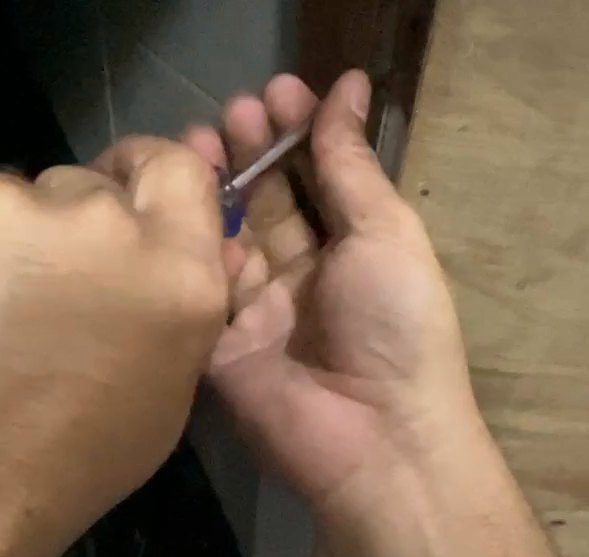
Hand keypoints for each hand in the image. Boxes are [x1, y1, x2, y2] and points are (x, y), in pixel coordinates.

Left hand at [0, 140, 228, 556]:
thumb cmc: (53, 477)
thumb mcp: (157, 405)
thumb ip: (169, 312)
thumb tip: (165, 254)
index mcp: (170, 273)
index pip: (174, 169)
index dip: (143, 186)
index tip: (114, 216)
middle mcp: (90, 218)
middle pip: (76, 191)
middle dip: (56, 241)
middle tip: (20, 316)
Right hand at [185, 71, 480, 527]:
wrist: (374, 436)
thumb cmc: (398, 327)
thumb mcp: (386, 234)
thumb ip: (352, 167)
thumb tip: (349, 88)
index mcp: (351, 251)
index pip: (315, 180)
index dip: (295, 135)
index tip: (277, 91)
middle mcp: (302, 278)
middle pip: (266, 203)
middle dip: (250, 152)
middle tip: (233, 111)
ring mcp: (257, 312)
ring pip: (227, 239)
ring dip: (214, 189)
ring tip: (202, 142)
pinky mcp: (219, 347)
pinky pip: (202, 290)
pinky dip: (197, 249)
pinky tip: (191, 208)